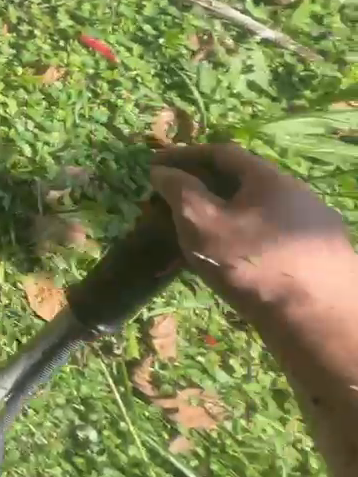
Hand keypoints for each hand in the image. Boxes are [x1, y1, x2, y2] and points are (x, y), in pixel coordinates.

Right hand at [150, 144, 357, 319]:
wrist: (319, 323)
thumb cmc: (249, 260)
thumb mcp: (198, 218)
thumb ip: (177, 188)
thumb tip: (164, 171)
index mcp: (274, 182)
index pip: (222, 153)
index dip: (183, 154)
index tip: (153, 165)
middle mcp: (302, 198)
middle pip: (243, 180)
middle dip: (201, 184)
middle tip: (170, 198)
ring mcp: (318, 229)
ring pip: (257, 207)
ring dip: (221, 210)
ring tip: (194, 227)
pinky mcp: (324, 256)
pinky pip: (272, 230)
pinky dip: (241, 230)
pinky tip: (226, 250)